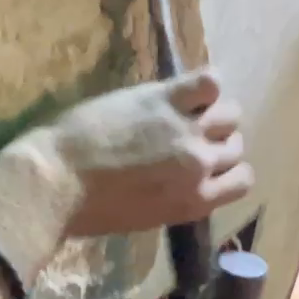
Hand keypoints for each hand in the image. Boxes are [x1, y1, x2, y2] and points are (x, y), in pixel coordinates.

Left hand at [14, 70, 252, 236]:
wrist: (55, 182)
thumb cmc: (89, 210)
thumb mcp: (144, 217)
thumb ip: (176, 199)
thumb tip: (187, 183)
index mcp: (195, 202)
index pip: (242, 180)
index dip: (228, 169)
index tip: (207, 164)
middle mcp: (200, 166)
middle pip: (235, 145)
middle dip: (217, 141)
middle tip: (188, 135)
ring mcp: (186, 130)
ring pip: (231, 113)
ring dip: (214, 111)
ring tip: (188, 110)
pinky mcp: (166, 99)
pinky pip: (211, 81)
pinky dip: (205, 83)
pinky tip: (184, 90)